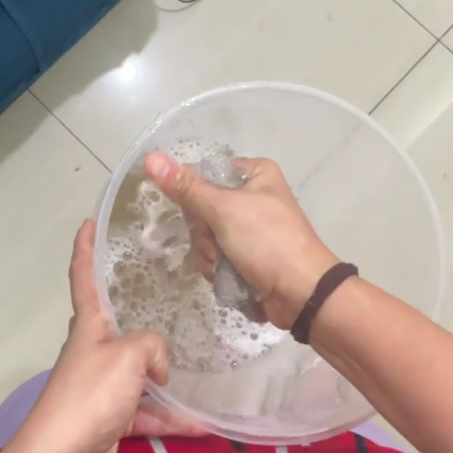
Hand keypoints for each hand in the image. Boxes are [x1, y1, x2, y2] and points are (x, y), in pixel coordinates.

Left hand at [3, 221, 202, 452]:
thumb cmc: (90, 395)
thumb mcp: (128, 357)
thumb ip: (152, 346)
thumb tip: (159, 366)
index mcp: (89, 326)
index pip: (84, 276)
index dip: (85, 247)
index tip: (89, 222)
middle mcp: (93, 350)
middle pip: (118, 325)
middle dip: (140, 313)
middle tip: (171, 297)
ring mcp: (101, 386)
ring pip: (138, 373)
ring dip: (166, 378)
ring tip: (204, 372)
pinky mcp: (110, 419)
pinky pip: (146, 412)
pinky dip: (169, 418)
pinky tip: (201, 424)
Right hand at [144, 152, 338, 328]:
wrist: (302, 295)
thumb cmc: (268, 242)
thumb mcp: (224, 209)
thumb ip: (186, 187)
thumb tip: (150, 157)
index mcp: (255, 174)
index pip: (204, 174)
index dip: (194, 196)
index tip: (200, 213)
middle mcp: (253, 196)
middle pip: (201, 209)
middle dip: (204, 234)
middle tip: (218, 243)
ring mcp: (250, 228)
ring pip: (205, 235)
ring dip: (209, 254)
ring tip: (227, 265)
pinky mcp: (248, 255)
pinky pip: (215, 255)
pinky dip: (217, 267)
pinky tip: (228, 277)